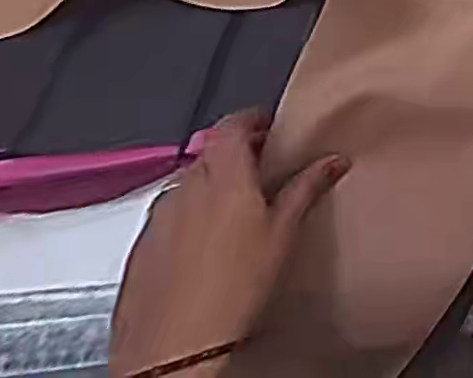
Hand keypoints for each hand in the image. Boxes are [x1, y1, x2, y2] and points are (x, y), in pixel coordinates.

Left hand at [109, 111, 347, 375]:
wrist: (170, 354)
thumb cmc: (230, 292)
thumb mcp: (283, 232)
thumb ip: (307, 186)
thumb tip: (333, 161)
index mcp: (223, 174)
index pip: (232, 124)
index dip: (252, 120)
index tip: (268, 127)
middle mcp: (185, 187)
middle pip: (212, 152)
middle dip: (237, 155)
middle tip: (263, 171)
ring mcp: (158, 217)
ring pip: (189, 183)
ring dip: (212, 186)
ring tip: (237, 213)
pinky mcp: (140, 248)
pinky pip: (169, 216)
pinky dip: (189, 218)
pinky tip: (206, 248)